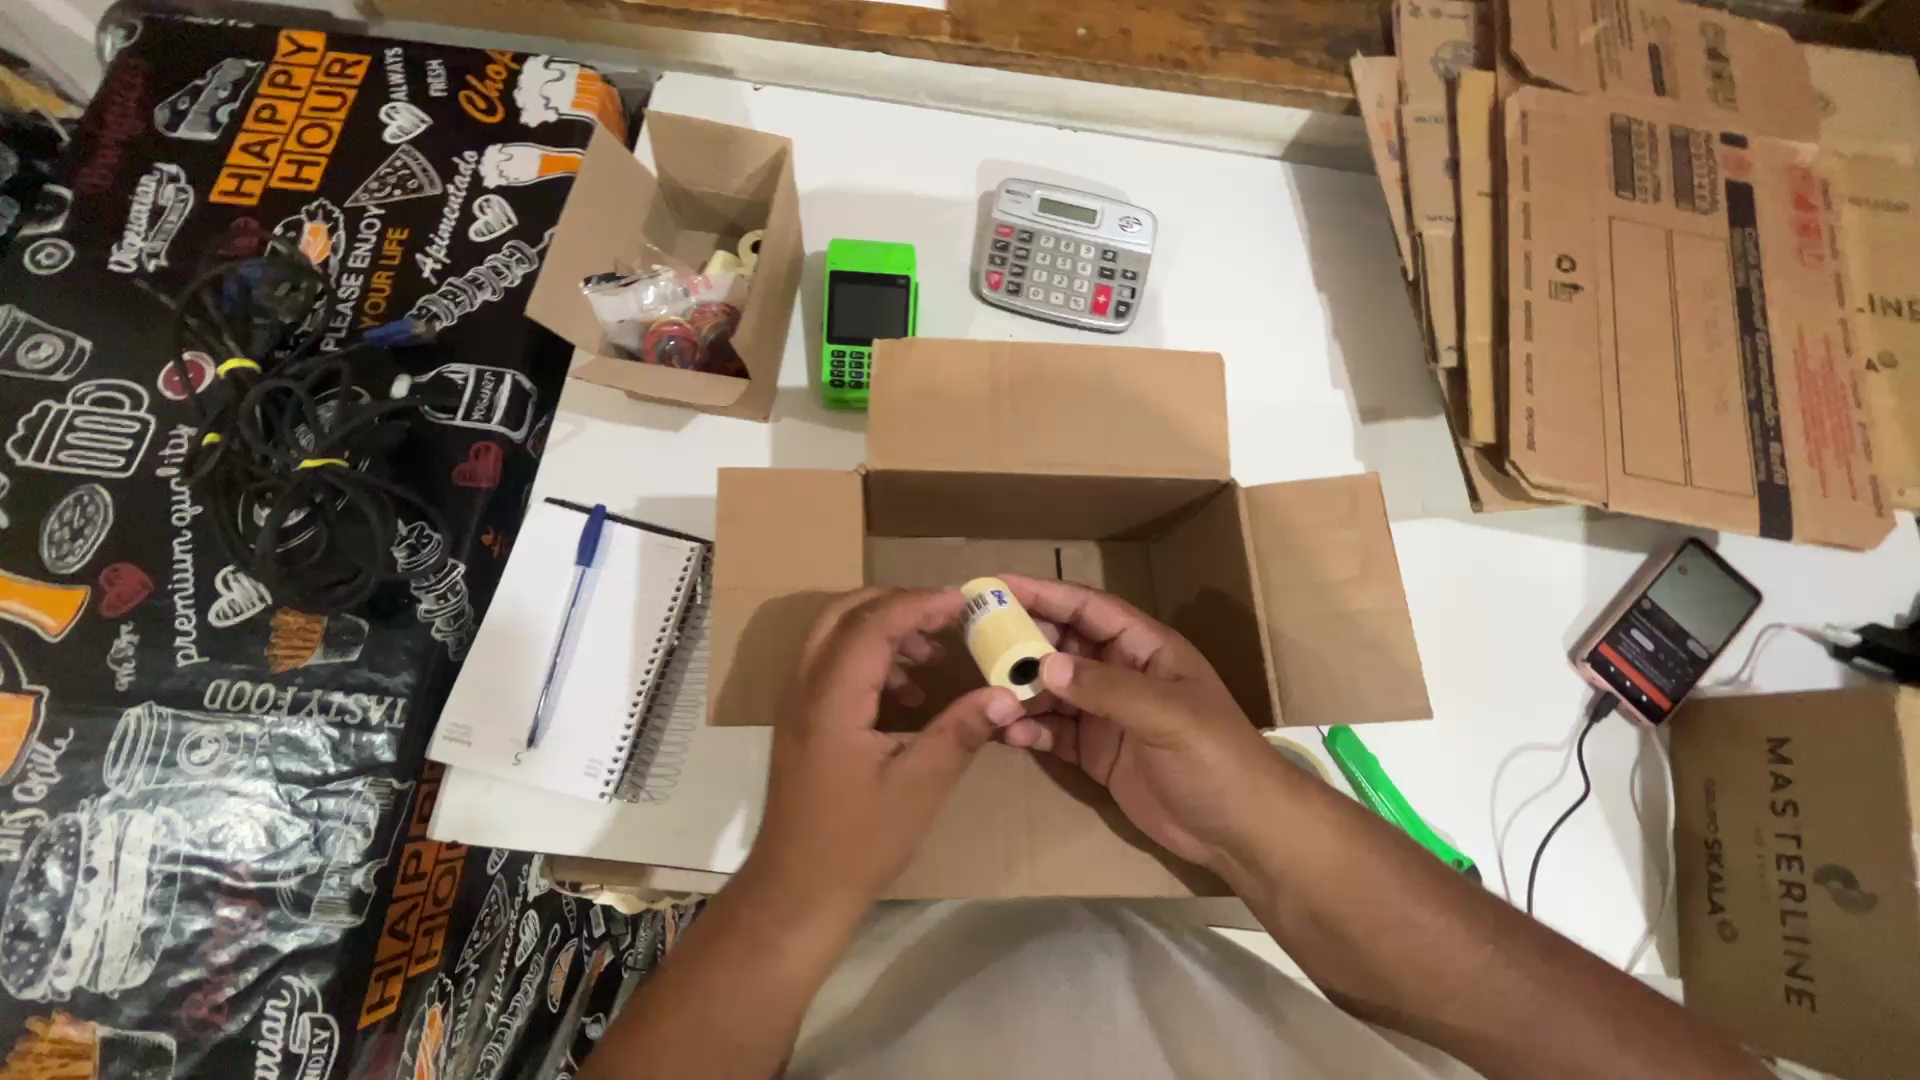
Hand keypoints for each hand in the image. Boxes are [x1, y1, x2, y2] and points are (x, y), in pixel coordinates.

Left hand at [744, 588, 1025, 908]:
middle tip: (946, 616)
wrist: (797, 889)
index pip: (874, 624)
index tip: (964, 602)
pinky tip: (908, 691)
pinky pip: (832, 662)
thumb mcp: (919, 787)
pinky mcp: (801, 718)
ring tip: (932, 654)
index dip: (920, 604)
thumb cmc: (858, 842)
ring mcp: (797, 701)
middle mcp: (805, 687)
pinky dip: (869, 656)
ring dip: (883, 629)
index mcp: (832, 698)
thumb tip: (1007, 695)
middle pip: (845, 612)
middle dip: (898, 604)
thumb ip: (960, 732)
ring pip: (834, 633)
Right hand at [996, 574, 1284, 875]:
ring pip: (1051, 689)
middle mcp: (1121, 673)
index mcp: (1145, 648)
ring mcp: (1107, 714)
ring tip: (987, 694)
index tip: (997, 586)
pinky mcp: (1096, 753)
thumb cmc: (1216, 758)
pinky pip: (1053, 731)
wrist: (1241, 832)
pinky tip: (1008, 734)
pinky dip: (1030, 729)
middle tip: (976, 640)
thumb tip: (1044, 664)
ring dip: (1020, 690)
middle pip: (1062, 644)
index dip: (1044, 593)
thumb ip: (1105, 688)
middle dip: (1022, 641)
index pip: (1087, 608)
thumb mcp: (1166, 715)